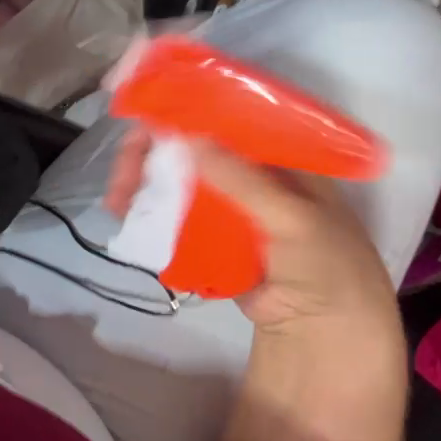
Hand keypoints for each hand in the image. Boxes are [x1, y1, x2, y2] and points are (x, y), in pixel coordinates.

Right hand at [105, 130, 400, 340]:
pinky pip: (167, 212)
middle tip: (124, 164)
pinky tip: (120, 210)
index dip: (188, 112)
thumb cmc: (324, 266)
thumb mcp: (292, 218)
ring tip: (116, 197)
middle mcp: (249, 175)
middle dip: (152, 153)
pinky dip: (141, 208)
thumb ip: (242, 180)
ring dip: (140, 181)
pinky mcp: (204, 233)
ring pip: (172, 179)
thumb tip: (185, 137)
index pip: (229, 123)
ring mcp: (224, 205)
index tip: (148, 113)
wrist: (318, 328)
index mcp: (281, 160)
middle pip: (190, 149)